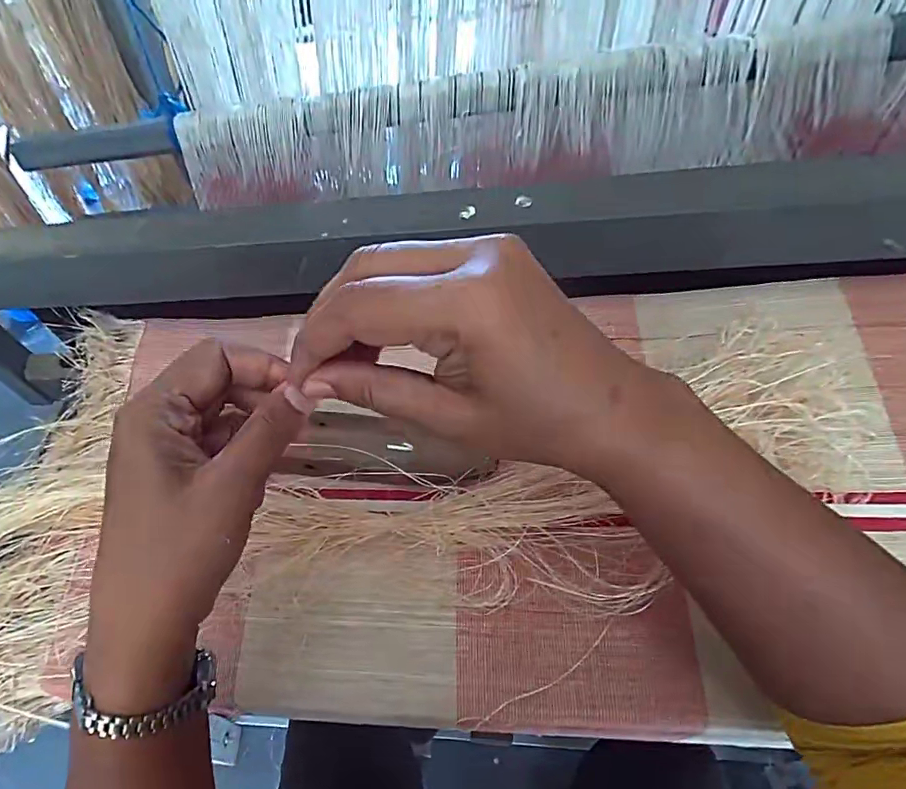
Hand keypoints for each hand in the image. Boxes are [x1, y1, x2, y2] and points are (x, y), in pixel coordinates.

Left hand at [84, 338, 315, 714]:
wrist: (142, 622)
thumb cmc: (181, 552)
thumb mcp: (232, 486)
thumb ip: (269, 430)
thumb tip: (306, 388)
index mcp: (153, 410)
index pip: (214, 356)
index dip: (263, 366)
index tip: (306, 394)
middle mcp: (149, 421)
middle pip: (214, 384)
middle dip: (259, 399)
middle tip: (302, 429)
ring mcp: (156, 452)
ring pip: (215, 419)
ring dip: (251, 431)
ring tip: (281, 459)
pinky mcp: (167, 479)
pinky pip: (208, 449)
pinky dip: (236, 457)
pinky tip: (257, 482)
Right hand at [290, 234, 686, 477]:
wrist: (609, 408)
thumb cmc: (536, 427)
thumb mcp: (448, 418)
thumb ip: (374, 392)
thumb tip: (309, 384)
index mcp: (466, 301)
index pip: (360, 304)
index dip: (315, 341)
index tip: (296, 379)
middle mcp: (472, 254)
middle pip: (365, 267)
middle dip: (325, 317)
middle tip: (310, 368)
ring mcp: (484, 245)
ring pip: (386, 260)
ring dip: (351, 305)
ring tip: (338, 359)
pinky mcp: (490, 252)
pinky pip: (415, 266)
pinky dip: (384, 298)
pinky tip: (376, 339)